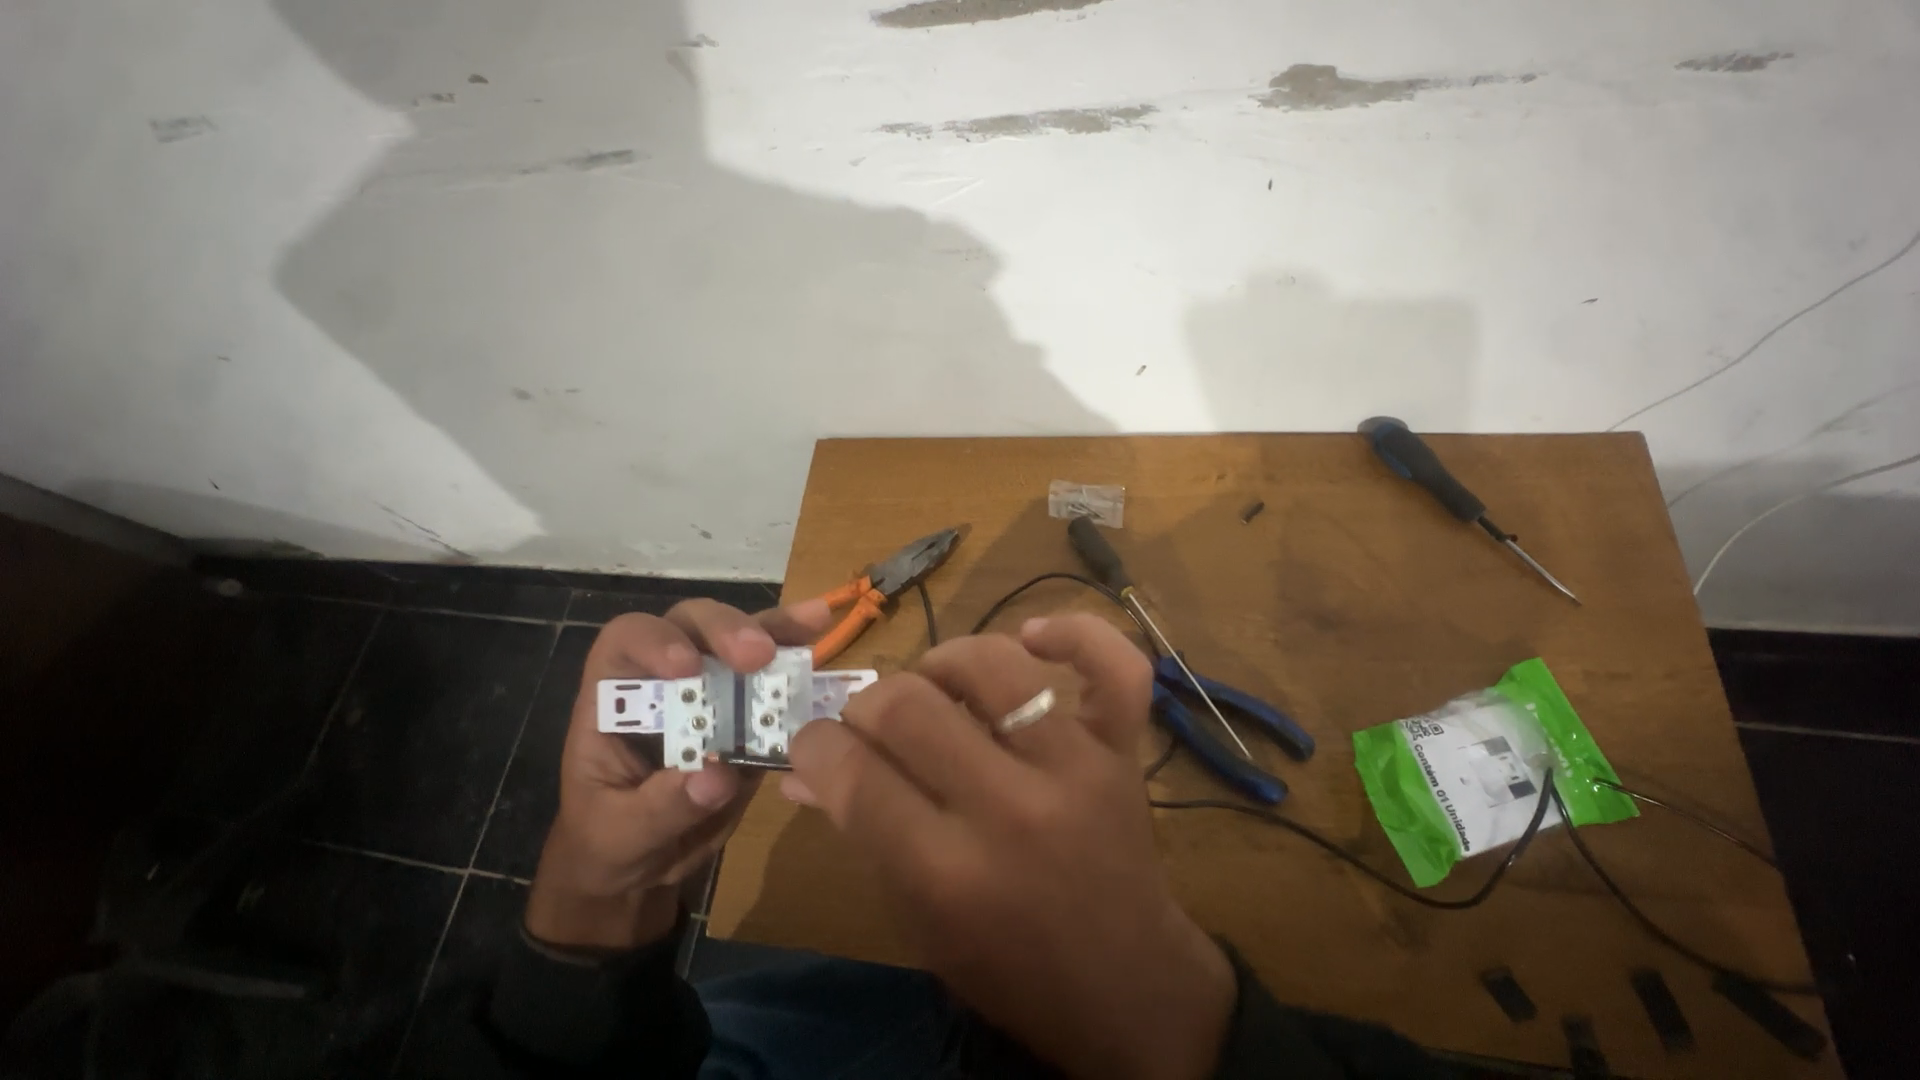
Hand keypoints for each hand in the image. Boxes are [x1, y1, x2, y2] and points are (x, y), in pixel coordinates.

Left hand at [525, 597, 831, 950]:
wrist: (641, 865)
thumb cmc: (609, 843)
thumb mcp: (621, 835)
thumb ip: (663, 806)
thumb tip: (719, 776)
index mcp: (617, 699)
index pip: (627, 643)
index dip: (656, 642)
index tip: (687, 668)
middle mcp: (664, 679)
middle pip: (689, 625)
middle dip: (724, 631)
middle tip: (758, 655)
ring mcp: (711, 689)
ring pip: (737, 636)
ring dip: (773, 628)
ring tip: (813, 621)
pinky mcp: (749, 709)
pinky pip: (774, 672)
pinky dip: (798, 649)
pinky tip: (822, 628)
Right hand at [785, 616, 1234, 1079]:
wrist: (1128, 986)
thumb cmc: (1009, 967)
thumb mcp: (919, 920)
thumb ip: (863, 834)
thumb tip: (803, 769)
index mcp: (950, 872)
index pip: (856, 774)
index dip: (816, 747)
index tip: (813, 744)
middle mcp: (1013, 809)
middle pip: (910, 708)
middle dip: (866, 706)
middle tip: (868, 726)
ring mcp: (1077, 768)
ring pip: (994, 667)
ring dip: (941, 664)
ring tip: (931, 687)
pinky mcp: (1122, 750)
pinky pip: (1116, 666)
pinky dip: (1076, 635)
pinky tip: (1032, 637)